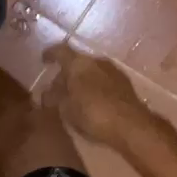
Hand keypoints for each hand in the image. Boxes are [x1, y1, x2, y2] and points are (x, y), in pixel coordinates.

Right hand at [41, 44, 164, 148]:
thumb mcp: (66, 109)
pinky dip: (95, 87)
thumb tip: (46, 94)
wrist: (132, 125)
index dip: (50, 54)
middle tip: (58, 89)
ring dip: (82, 81)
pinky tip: (93, 103)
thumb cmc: (93, 114)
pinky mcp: (125, 83)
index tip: (44, 60)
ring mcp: (113, 71)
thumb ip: (53, 98)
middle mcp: (96, 61)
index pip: (60, 50)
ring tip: (75, 98)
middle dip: (66, 74)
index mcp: (78, 63)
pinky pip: (103, 81)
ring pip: (91, 71)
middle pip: (76, 62)